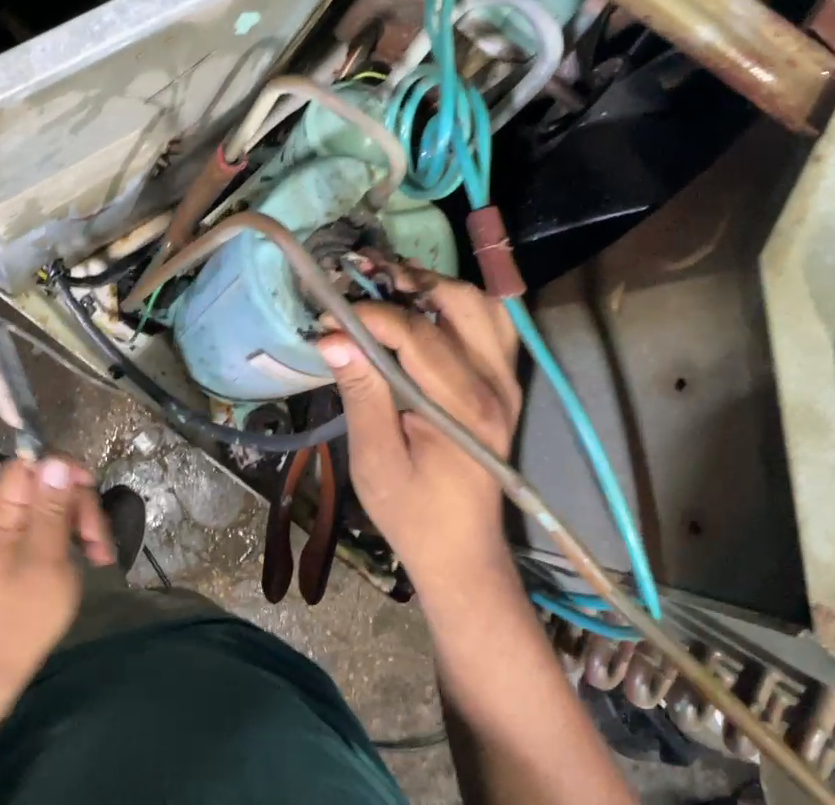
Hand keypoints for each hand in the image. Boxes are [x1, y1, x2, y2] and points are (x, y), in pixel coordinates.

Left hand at [0, 457, 113, 692]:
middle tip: (98, 541)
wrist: (1, 666)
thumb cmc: (24, 616)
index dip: (61, 468)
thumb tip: (57, 462)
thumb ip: (51, 510)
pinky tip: (93, 556)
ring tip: (101, 554)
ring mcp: (11, 532)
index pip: (28, 465)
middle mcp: (1, 516)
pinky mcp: (23, 547)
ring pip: (56, 504)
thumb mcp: (44, 561)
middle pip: (47, 484)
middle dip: (78, 505)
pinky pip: (53, 525)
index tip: (89, 487)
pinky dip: (75, 536)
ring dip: (83, 523)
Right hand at [315, 272, 522, 596]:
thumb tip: (333, 338)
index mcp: (463, 408)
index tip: (328, 318)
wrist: (462, 550)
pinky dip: (460, 306)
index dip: (368, 316)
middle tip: (363, 287)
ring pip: (482, 305)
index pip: (416, 334)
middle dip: (408, 283)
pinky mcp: (505, 385)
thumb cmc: (412, 512)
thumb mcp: (374, 461)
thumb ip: (362, 395)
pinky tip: (425, 311)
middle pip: (459, 303)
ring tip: (391, 291)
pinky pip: (493, 324)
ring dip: (436, 288)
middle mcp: (495, 386)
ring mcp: (507, 382)